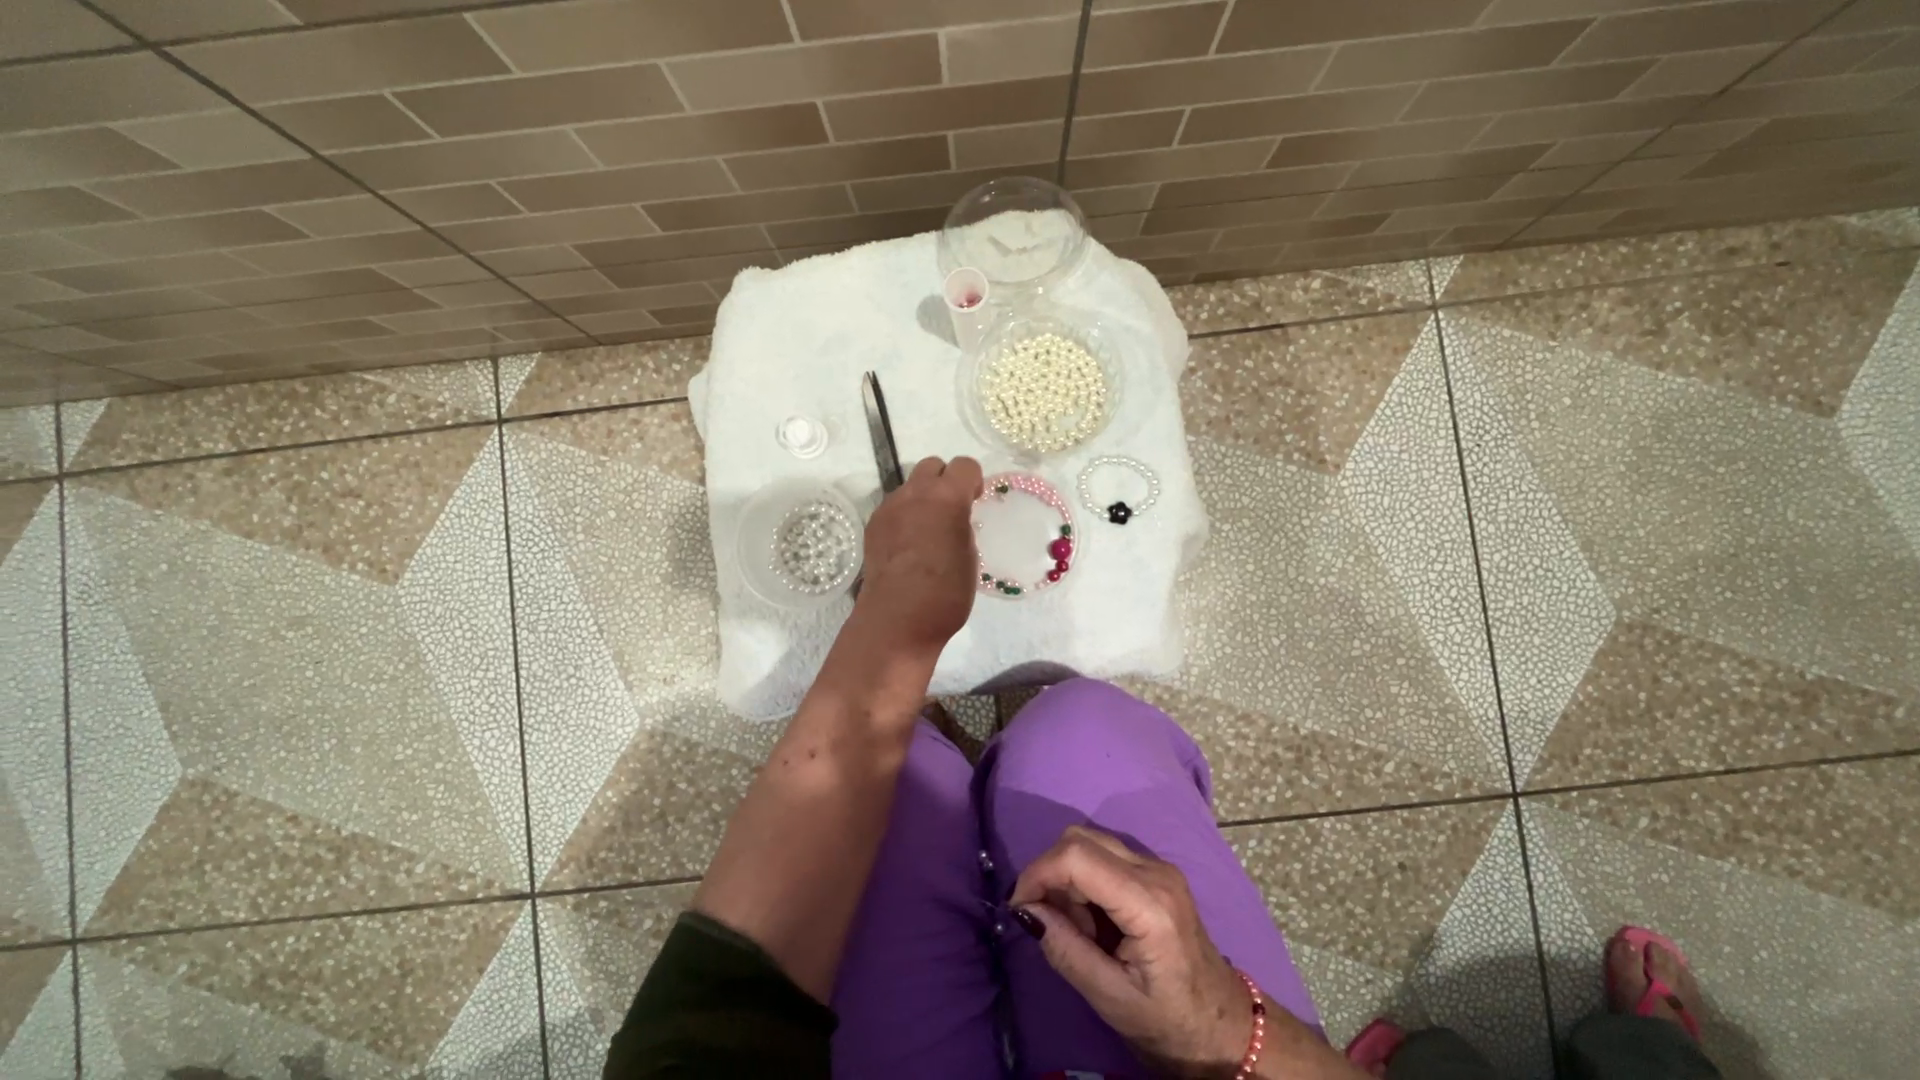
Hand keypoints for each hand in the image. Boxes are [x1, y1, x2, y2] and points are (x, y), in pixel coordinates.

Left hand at [851, 456, 983, 659]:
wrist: (898, 620)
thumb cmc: (946, 593)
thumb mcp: (970, 556)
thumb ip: (962, 527)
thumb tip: (955, 521)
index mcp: (946, 498)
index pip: (964, 465)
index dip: (973, 480)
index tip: (974, 501)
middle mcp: (914, 494)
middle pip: (932, 466)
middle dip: (944, 481)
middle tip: (951, 511)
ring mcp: (888, 508)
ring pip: (909, 487)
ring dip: (922, 500)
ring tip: (927, 532)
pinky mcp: (872, 526)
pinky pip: (893, 509)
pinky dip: (904, 518)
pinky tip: (908, 547)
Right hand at [1012, 826, 1252, 1078]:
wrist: (1223, 1025)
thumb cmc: (1169, 1020)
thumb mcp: (1109, 996)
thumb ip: (1064, 949)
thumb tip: (1023, 910)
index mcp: (1149, 903)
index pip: (1076, 856)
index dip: (1037, 873)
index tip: (1019, 907)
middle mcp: (1156, 871)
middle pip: (1079, 839)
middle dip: (1050, 874)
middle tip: (1050, 922)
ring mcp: (1158, 866)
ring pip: (1089, 842)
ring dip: (1067, 877)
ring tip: (1075, 926)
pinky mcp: (1155, 871)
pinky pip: (1104, 855)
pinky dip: (1083, 879)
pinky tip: (1091, 919)